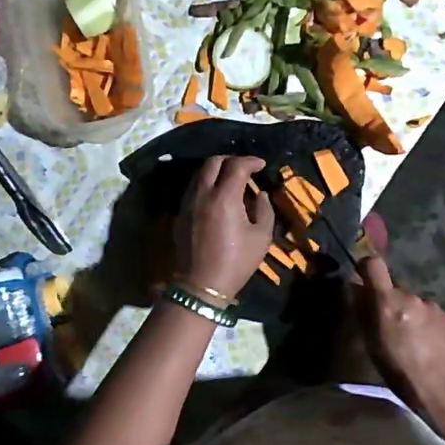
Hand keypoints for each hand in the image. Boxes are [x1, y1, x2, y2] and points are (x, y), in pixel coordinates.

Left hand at [175, 155, 276, 298]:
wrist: (202, 285)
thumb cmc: (236, 262)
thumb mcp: (262, 237)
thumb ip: (265, 210)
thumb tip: (260, 194)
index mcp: (225, 197)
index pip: (237, 165)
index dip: (251, 161)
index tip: (261, 165)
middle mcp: (203, 194)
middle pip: (213, 162)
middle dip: (230, 159)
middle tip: (244, 168)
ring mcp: (188, 203)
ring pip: (199, 174)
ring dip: (215, 171)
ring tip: (229, 180)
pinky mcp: (180, 214)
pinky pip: (192, 189)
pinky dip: (206, 185)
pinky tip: (216, 197)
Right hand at [352, 256, 444, 412]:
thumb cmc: (402, 372)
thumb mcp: (373, 346)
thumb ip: (364, 314)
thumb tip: (356, 292)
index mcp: (388, 302)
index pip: (374, 265)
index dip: (366, 267)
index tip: (363, 278)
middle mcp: (411, 297)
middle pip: (395, 286)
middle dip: (389, 298)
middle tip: (389, 322)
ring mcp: (432, 306)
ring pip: (413, 301)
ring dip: (409, 312)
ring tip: (412, 339)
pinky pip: (429, 313)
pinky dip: (425, 322)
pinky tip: (428, 344)